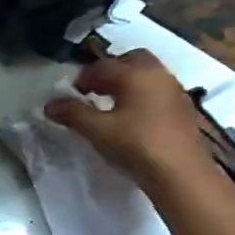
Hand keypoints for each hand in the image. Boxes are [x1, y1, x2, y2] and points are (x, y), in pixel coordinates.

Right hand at [43, 49, 212, 192]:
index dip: (83, 77)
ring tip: (111, 104)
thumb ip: (72, 113)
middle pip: (132, 60)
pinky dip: (142, 95)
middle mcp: (158, 75)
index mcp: (135, 74)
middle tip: (94, 90)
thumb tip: (50, 105)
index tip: (72, 93)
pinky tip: (132, 117)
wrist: (180, 173)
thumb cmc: (135, 145)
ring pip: (148, 75)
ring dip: (128, 82)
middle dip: (111, 71)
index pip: (103, 66)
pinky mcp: (184, 109)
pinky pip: (158, 91)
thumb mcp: (96, 130)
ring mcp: (175, 91)